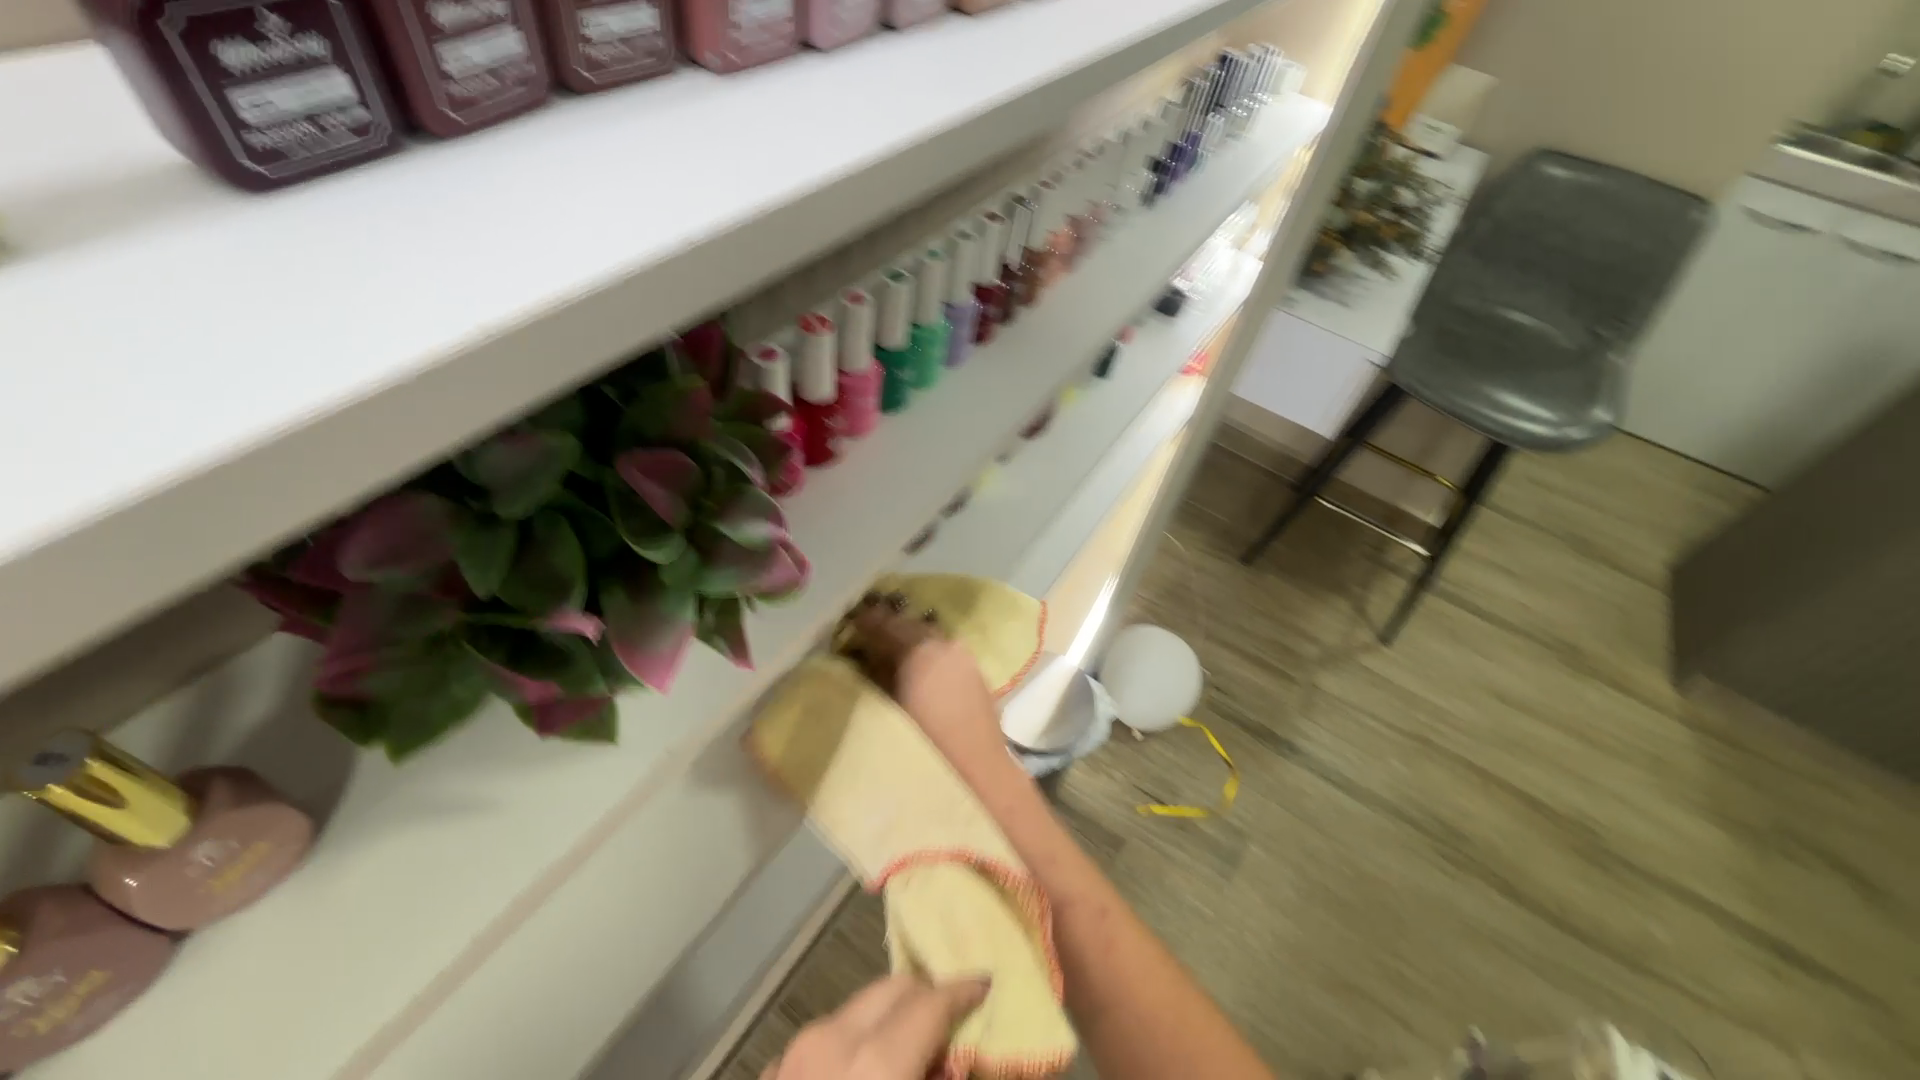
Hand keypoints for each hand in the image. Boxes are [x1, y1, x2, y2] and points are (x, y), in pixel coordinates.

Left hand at [762, 974, 988, 1079]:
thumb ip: (943, 1077)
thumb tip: (952, 1060)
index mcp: (876, 1060)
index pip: (931, 1000)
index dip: (964, 990)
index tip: (985, 986)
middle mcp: (831, 1041)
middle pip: (893, 989)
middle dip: (926, 999)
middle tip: (950, 1027)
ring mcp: (790, 1056)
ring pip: (856, 1012)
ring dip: (887, 1023)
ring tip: (905, 1057)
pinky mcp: (769, 1073)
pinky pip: (822, 1043)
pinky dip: (848, 1049)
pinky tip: (855, 1077)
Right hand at [845, 593, 1009, 778]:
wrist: (977, 776)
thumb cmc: (920, 744)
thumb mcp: (882, 710)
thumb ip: (871, 678)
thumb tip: (862, 660)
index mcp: (919, 649)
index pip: (886, 624)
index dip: (865, 622)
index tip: (848, 623)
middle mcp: (946, 645)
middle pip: (912, 629)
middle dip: (890, 632)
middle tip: (867, 640)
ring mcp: (967, 661)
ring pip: (933, 643)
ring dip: (912, 647)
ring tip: (891, 660)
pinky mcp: (980, 680)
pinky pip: (948, 660)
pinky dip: (930, 662)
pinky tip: (919, 678)